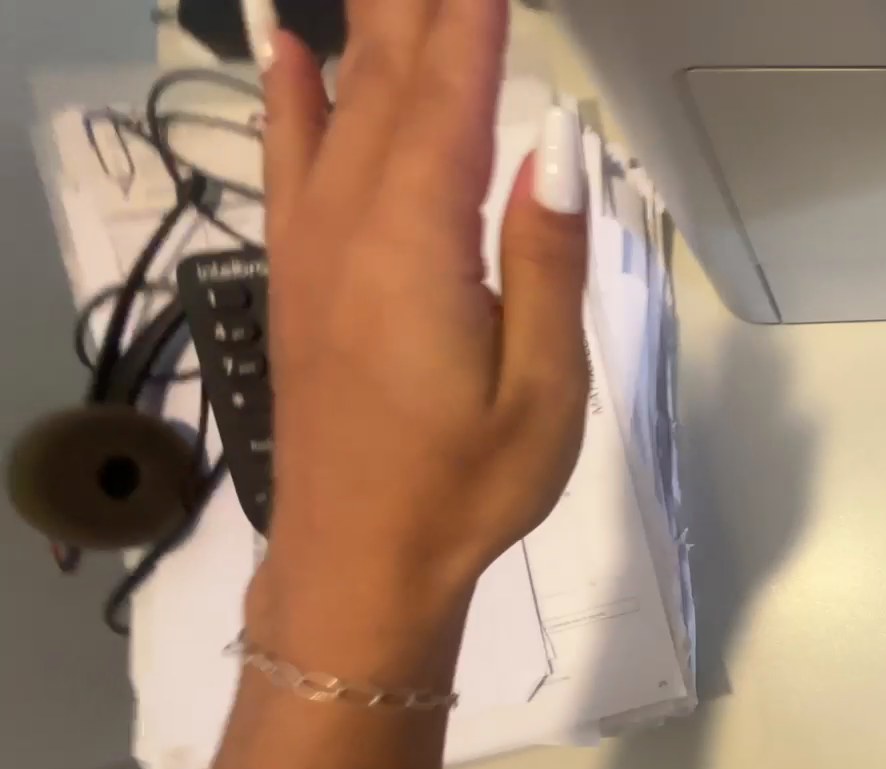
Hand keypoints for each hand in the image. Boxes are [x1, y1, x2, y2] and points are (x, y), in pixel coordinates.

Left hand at [251, 1, 587, 658]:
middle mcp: (351, 228)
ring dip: (368, 30)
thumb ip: (545, 268)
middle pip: (389, 87)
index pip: (450, 104)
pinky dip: (293, 98)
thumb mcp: (544, 389)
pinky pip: (292, 164)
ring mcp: (313, 251)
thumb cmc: (472, 483)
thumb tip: (555, 158)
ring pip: (340, 110)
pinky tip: (291, 54)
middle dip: (421, 8)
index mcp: (419, 251)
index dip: (472, 23)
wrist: (365, 556)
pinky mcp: (301, 281)